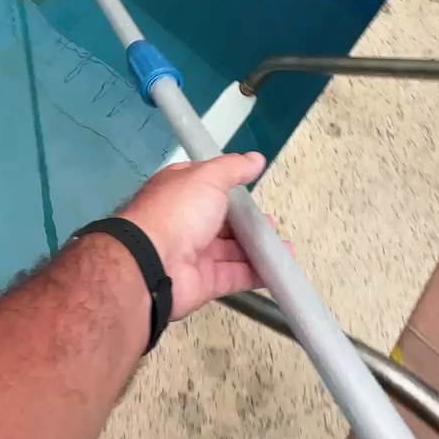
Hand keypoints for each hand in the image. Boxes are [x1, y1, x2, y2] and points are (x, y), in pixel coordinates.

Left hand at [117, 152, 269, 318]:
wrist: (154, 263)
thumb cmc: (178, 210)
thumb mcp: (208, 177)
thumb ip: (233, 168)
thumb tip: (256, 158)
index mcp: (180, 189)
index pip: (207, 184)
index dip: (229, 186)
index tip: (252, 187)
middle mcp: (185, 219)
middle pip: (222, 220)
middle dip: (247, 222)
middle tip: (271, 223)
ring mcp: (194, 251)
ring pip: (231, 249)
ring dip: (257, 248)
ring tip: (284, 247)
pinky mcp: (204, 281)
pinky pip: (235, 275)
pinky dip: (257, 273)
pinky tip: (279, 269)